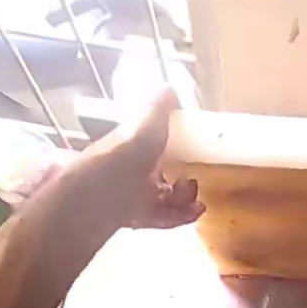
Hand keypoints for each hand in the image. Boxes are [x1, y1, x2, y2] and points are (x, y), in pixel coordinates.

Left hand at [45, 90, 203, 235]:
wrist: (108, 187)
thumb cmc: (130, 149)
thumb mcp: (148, 119)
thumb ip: (159, 106)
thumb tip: (169, 88)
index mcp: (132, 147)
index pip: (153, 150)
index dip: (173, 154)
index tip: (192, 157)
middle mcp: (131, 172)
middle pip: (161, 181)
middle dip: (182, 185)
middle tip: (193, 183)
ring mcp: (132, 198)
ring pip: (163, 202)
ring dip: (184, 202)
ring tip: (198, 204)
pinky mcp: (135, 219)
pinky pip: (161, 219)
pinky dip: (179, 217)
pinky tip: (194, 214)